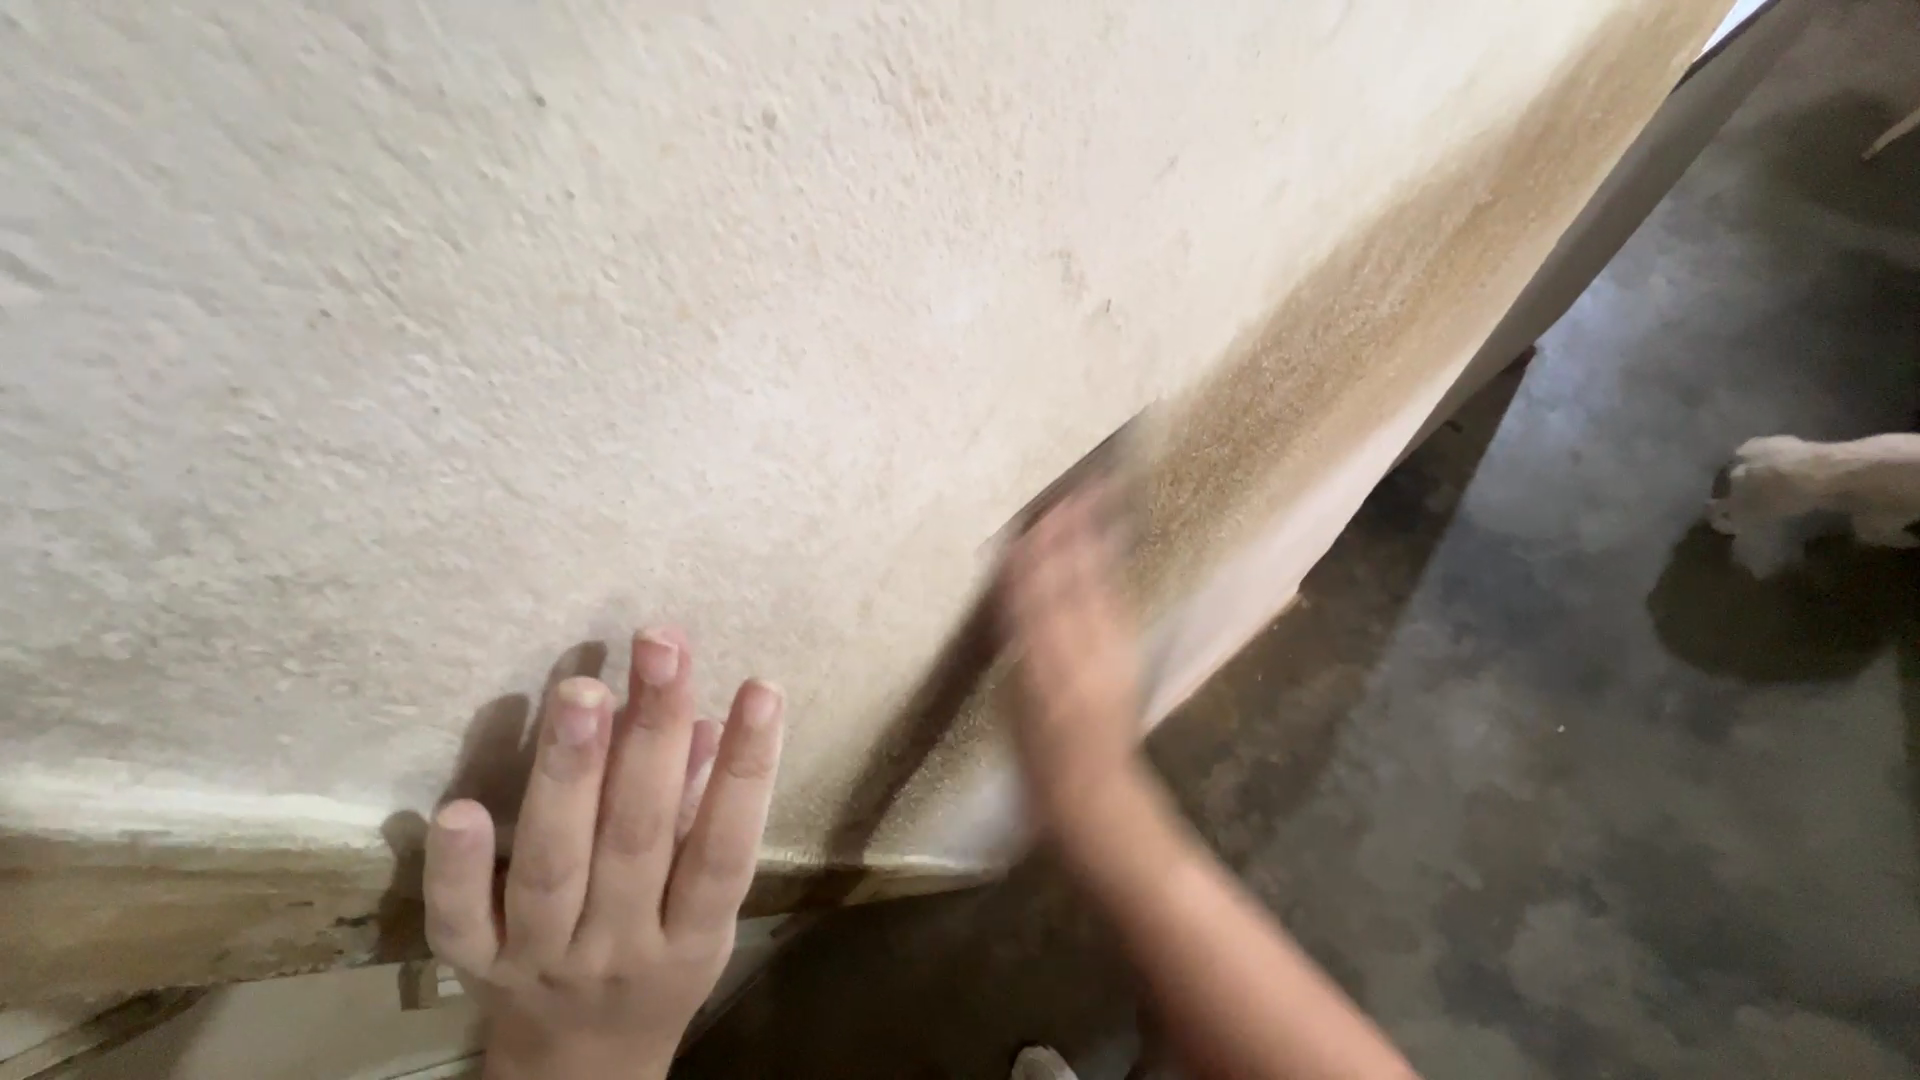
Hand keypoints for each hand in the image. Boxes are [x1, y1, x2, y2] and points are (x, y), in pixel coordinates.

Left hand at [424, 627, 785, 1079]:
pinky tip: (459, 808)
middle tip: (659, 648)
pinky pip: (460, 922)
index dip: (749, 769)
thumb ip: (705, 817)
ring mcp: (545, 959)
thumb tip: (705, 726)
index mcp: (692, 935)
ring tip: (581, 690)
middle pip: (638, 839)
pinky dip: (457, 870)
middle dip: (651, 737)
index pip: (725, 847)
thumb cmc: (663, 966)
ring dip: (569, 774)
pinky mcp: (478, 968)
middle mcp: (622, 947)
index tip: (761, 686)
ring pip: (555, 867)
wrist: (581, 1066)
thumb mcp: (706, 912)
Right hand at [997, 491, 1143, 829]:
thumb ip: (1018, 651)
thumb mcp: (1012, 706)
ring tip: (1097, 500)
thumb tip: (1016, 600)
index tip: (1031, 516)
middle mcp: (1079, 655)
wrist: (1093, 795)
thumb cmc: (1037, 761)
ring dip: (1095, 541)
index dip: (1032, 554)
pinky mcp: (1125, 660)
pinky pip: (1115, 604)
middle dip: (1070, 534)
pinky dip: (1108, 570)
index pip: (1032, 597)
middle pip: (1070, 582)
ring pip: (1097, 585)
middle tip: (1074, 488)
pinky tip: (1109, 546)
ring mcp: (1108, 656)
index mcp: (1041, 667)